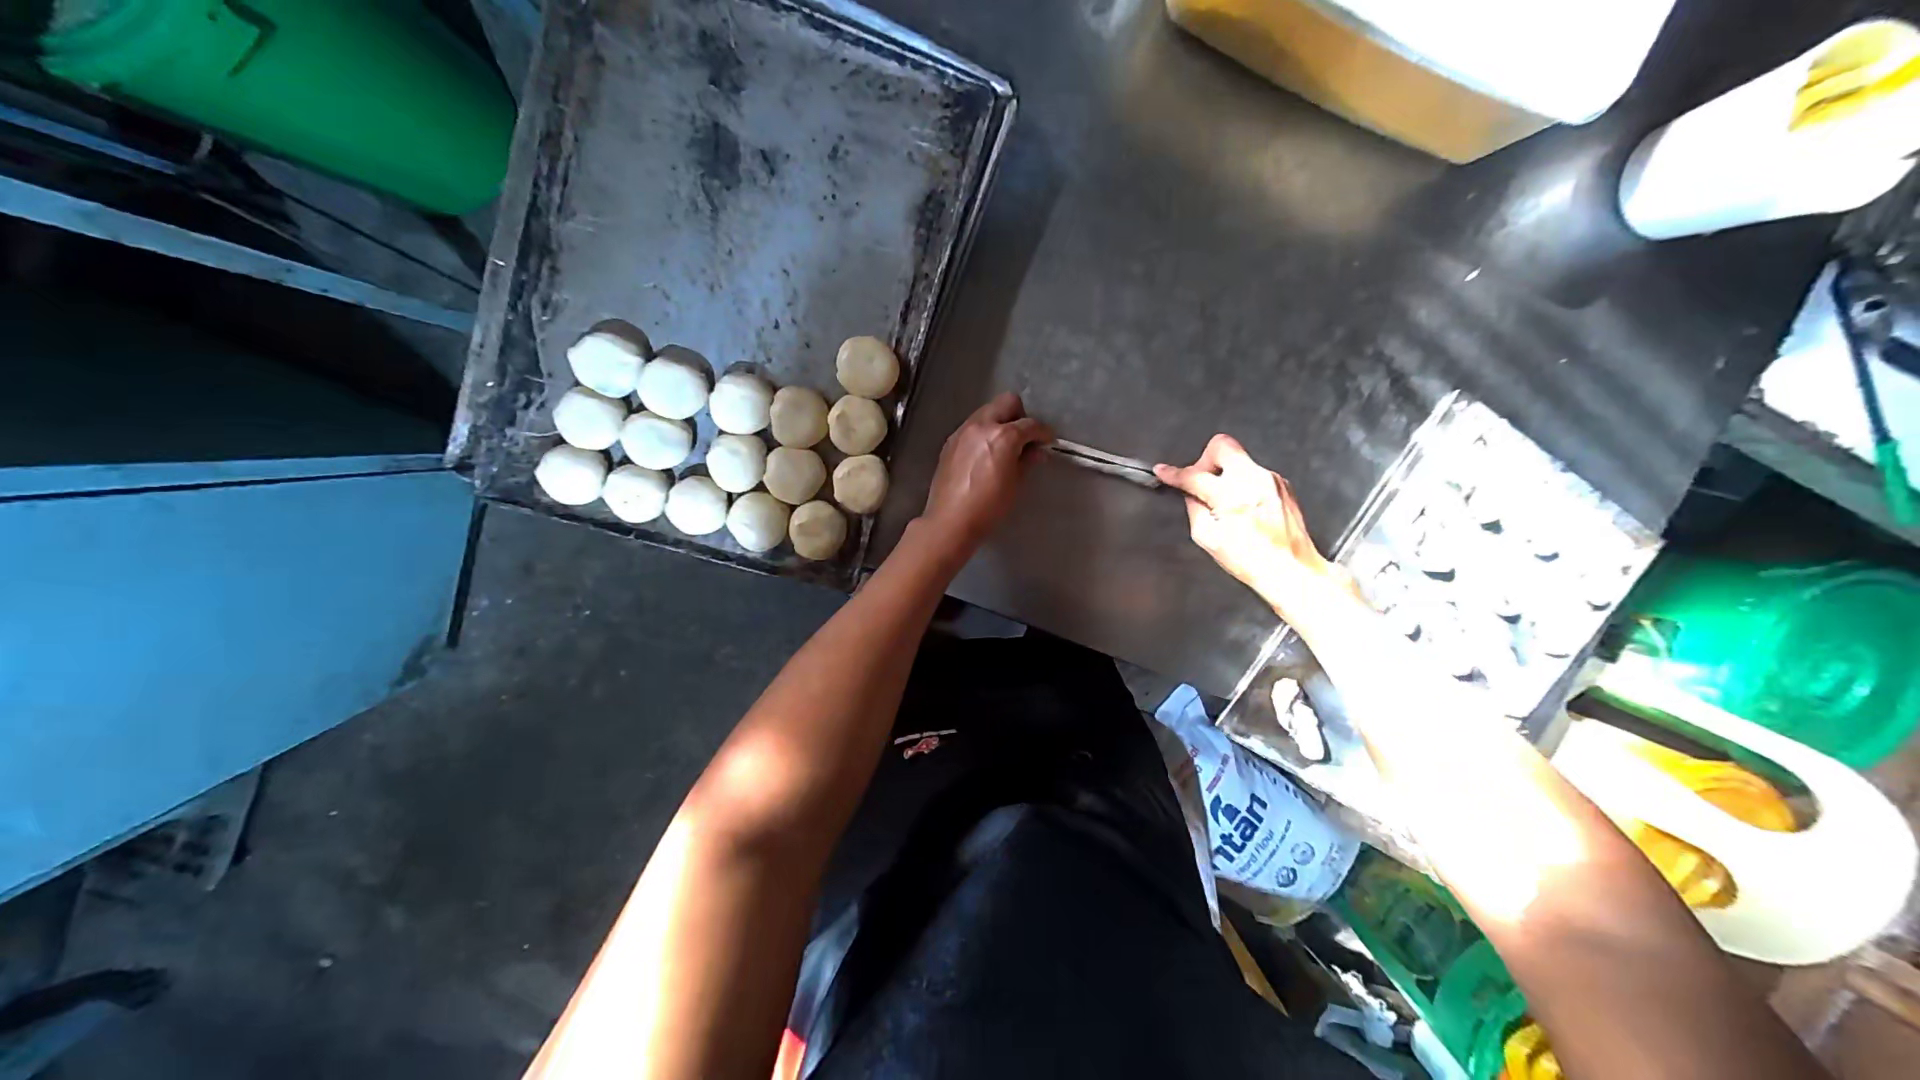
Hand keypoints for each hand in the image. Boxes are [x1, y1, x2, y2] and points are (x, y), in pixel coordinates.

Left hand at [920, 392, 1052, 551]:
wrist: (950, 521)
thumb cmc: (989, 507)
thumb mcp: (1015, 484)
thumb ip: (1027, 461)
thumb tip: (1037, 451)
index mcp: (1003, 435)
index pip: (1030, 424)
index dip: (1044, 433)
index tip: (1048, 442)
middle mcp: (981, 425)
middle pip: (1007, 402)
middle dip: (1020, 416)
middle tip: (1024, 439)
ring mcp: (963, 431)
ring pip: (987, 411)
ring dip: (1000, 422)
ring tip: (1003, 447)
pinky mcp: (950, 442)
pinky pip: (972, 427)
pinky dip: (983, 433)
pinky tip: (984, 455)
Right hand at [1154, 435, 1342, 605]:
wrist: (1290, 569)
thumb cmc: (1252, 560)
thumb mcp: (1207, 538)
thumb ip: (1194, 509)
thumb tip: (1190, 493)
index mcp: (1232, 495)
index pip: (1193, 475)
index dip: (1173, 473)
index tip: (1164, 471)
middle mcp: (1254, 480)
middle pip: (1221, 446)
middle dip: (1204, 460)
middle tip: (1201, 480)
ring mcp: (1271, 479)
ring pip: (1238, 458)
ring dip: (1225, 474)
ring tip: (1224, 502)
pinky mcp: (1281, 484)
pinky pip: (1253, 472)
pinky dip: (1242, 483)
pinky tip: (1243, 507)